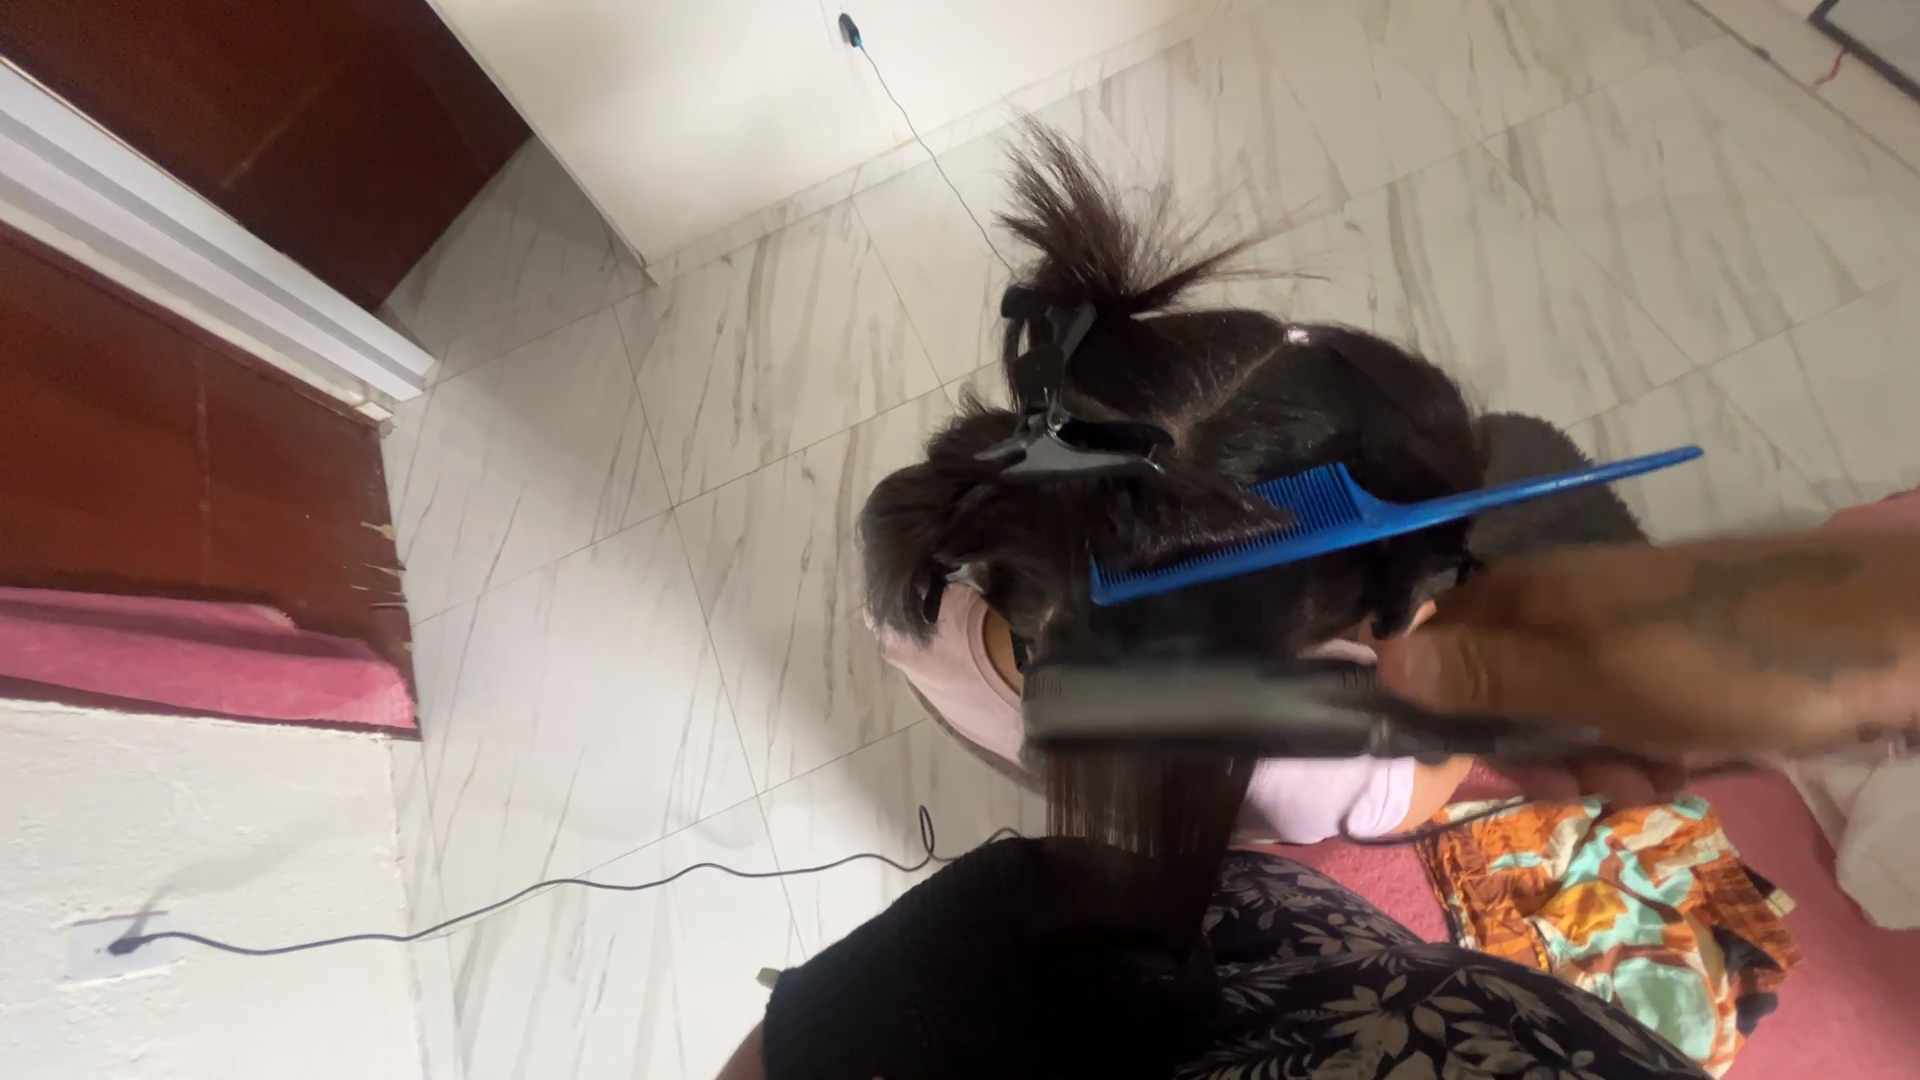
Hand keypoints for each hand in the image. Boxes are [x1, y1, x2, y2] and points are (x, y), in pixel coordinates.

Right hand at [1374, 532, 1919, 801]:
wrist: (1897, 636)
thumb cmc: (1725, 659)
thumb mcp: (1590, 678)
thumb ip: (1480, 675)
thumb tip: (1374, 661)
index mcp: (1511, 597)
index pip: (1425, 651)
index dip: (1430, 708)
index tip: (1464, 762)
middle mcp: (1540, 610)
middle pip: (1484, 688)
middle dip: (1521, 747)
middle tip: (1569, 786)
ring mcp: (1596, 634)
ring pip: (1547, 710)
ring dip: (1580, 758)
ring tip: (1638, 783)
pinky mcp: (1646, 660)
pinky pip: (1603, 712)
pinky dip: (1626, 749)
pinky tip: (1668, 769)